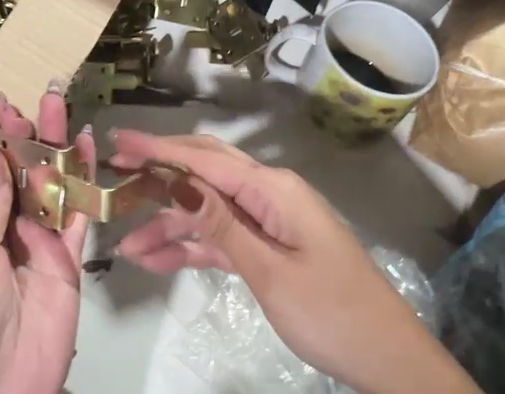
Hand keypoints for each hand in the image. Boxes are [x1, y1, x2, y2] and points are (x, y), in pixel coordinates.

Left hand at [0, 85, 95, 393]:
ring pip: (51, 182)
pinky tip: (88, 148)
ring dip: (57, 145)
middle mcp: (4, 223)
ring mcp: (38, 238)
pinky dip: (85, 180)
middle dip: (29, 130)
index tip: (4, 100)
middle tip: (43, 94)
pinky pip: (78, 212)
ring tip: (63, 106)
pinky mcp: (68, 257)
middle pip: (21, 167)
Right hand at [111, 131, 478, 393]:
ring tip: (125, 241)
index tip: (117, 142)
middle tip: (113, 172)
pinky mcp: (269, 248)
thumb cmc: (333, 313)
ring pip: (207, 209)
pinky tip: (156, 260)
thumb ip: (220, 224)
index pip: (204, 160)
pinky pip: (221, 238)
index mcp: (273, 189)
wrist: (391, 362)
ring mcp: (269, 221)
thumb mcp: (270, 272)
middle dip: (158, 173)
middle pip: (203, 173)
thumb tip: (177, 179)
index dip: (158, 149)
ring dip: (169, 224)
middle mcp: (268, 194)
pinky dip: (191, 247)